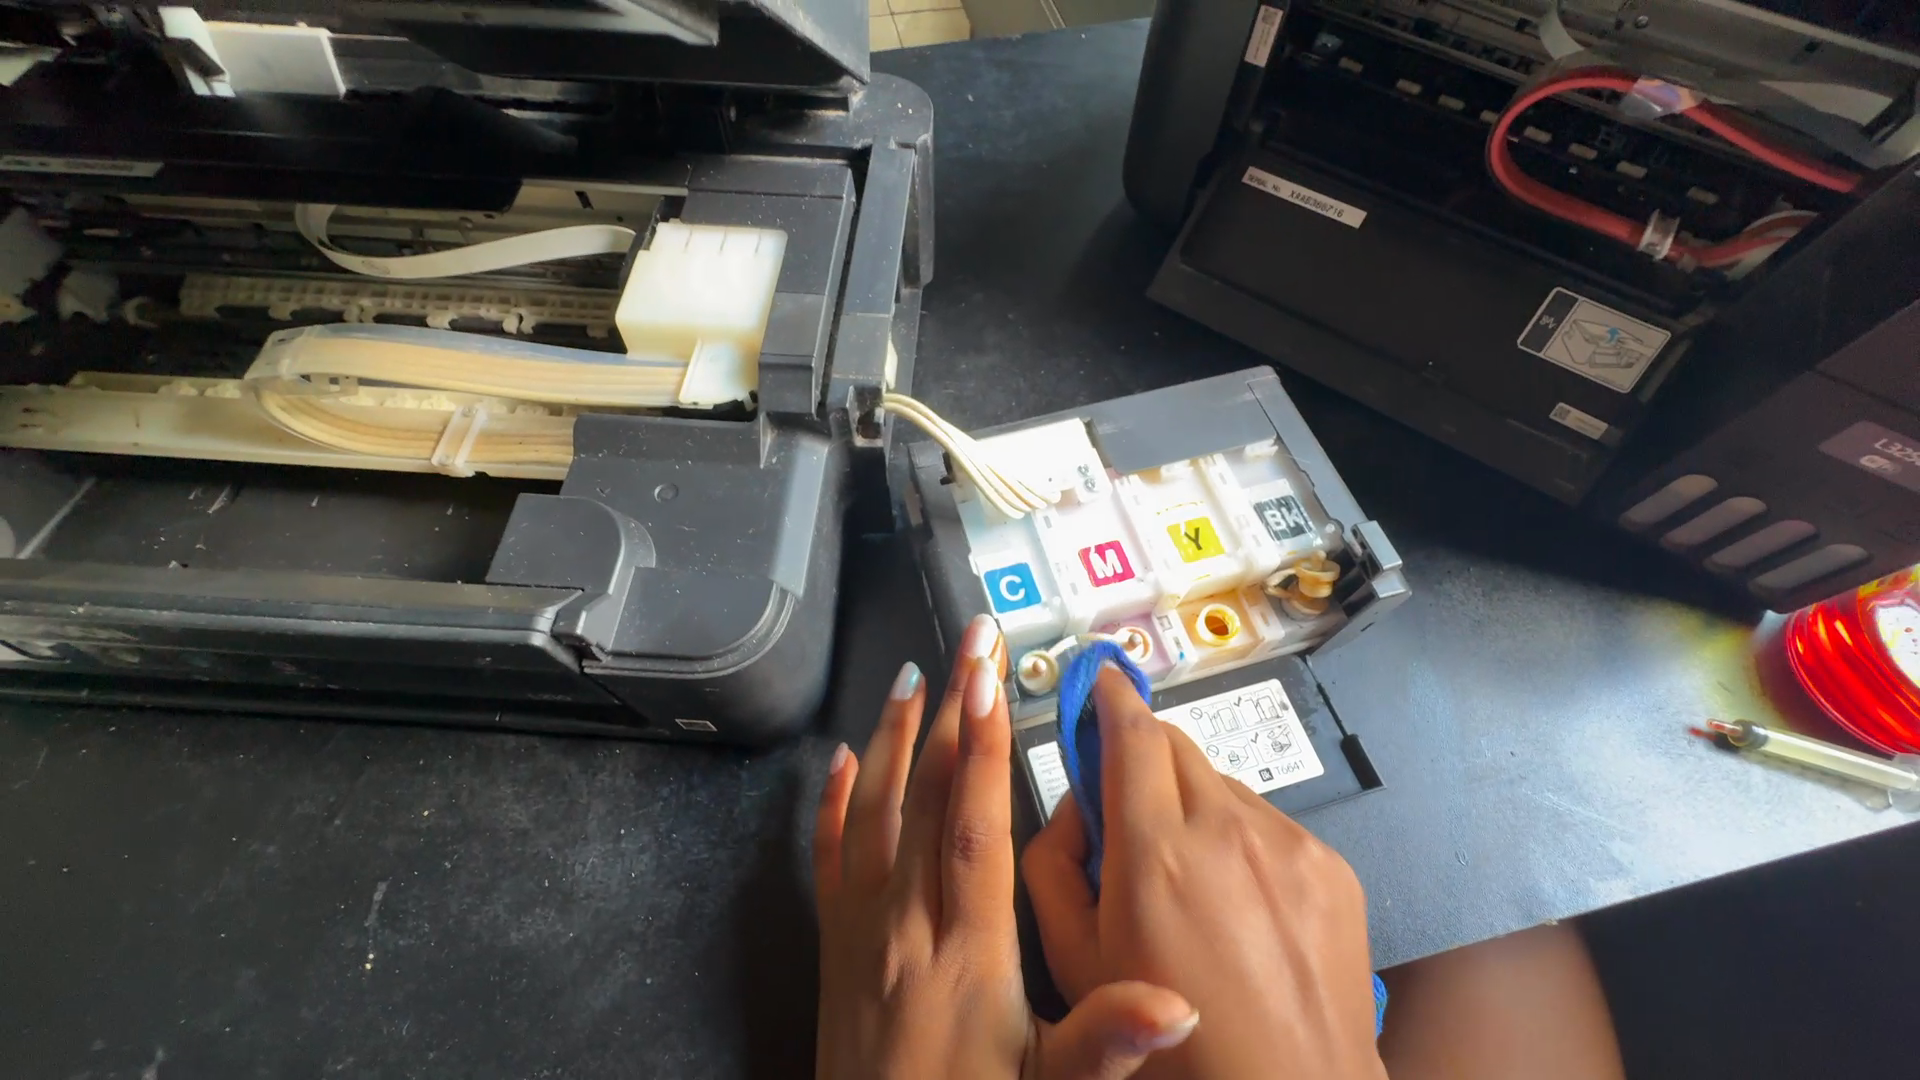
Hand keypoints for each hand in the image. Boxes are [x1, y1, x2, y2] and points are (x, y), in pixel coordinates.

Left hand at [814, 616, 1200, 1079]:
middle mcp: (906, 920)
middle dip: (948, 709)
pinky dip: (833, 799)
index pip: (973, 825)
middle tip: (966, 645)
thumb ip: (1104, 1042)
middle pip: (925, 794)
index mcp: (966, 947)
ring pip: (874, 809)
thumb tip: (1177, 1001)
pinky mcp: (832, 941)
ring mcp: (860, 925)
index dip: (981, 748)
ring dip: (890, 736)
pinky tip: (840, 757)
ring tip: (907, 675)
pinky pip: (827, 855)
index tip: (989, 681)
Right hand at [1022, 669, 1385, 1079]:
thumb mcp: (1073, 957)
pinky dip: (1237, 835)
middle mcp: (1224, 831)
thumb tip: (1072, 805)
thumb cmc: (1168, 1043)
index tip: (1100, 678)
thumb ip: (1050, 863)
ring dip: (1190, 800)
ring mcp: (1285, 844)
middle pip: (1173, 743)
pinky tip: (1237, 899)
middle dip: (1141, 748)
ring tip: (1189, 873)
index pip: (1130, 734)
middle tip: (1126, 797)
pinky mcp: (1328, 862)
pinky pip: (1265, 819)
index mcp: (1155, 853)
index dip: (1110, 695)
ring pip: (1218, 781)